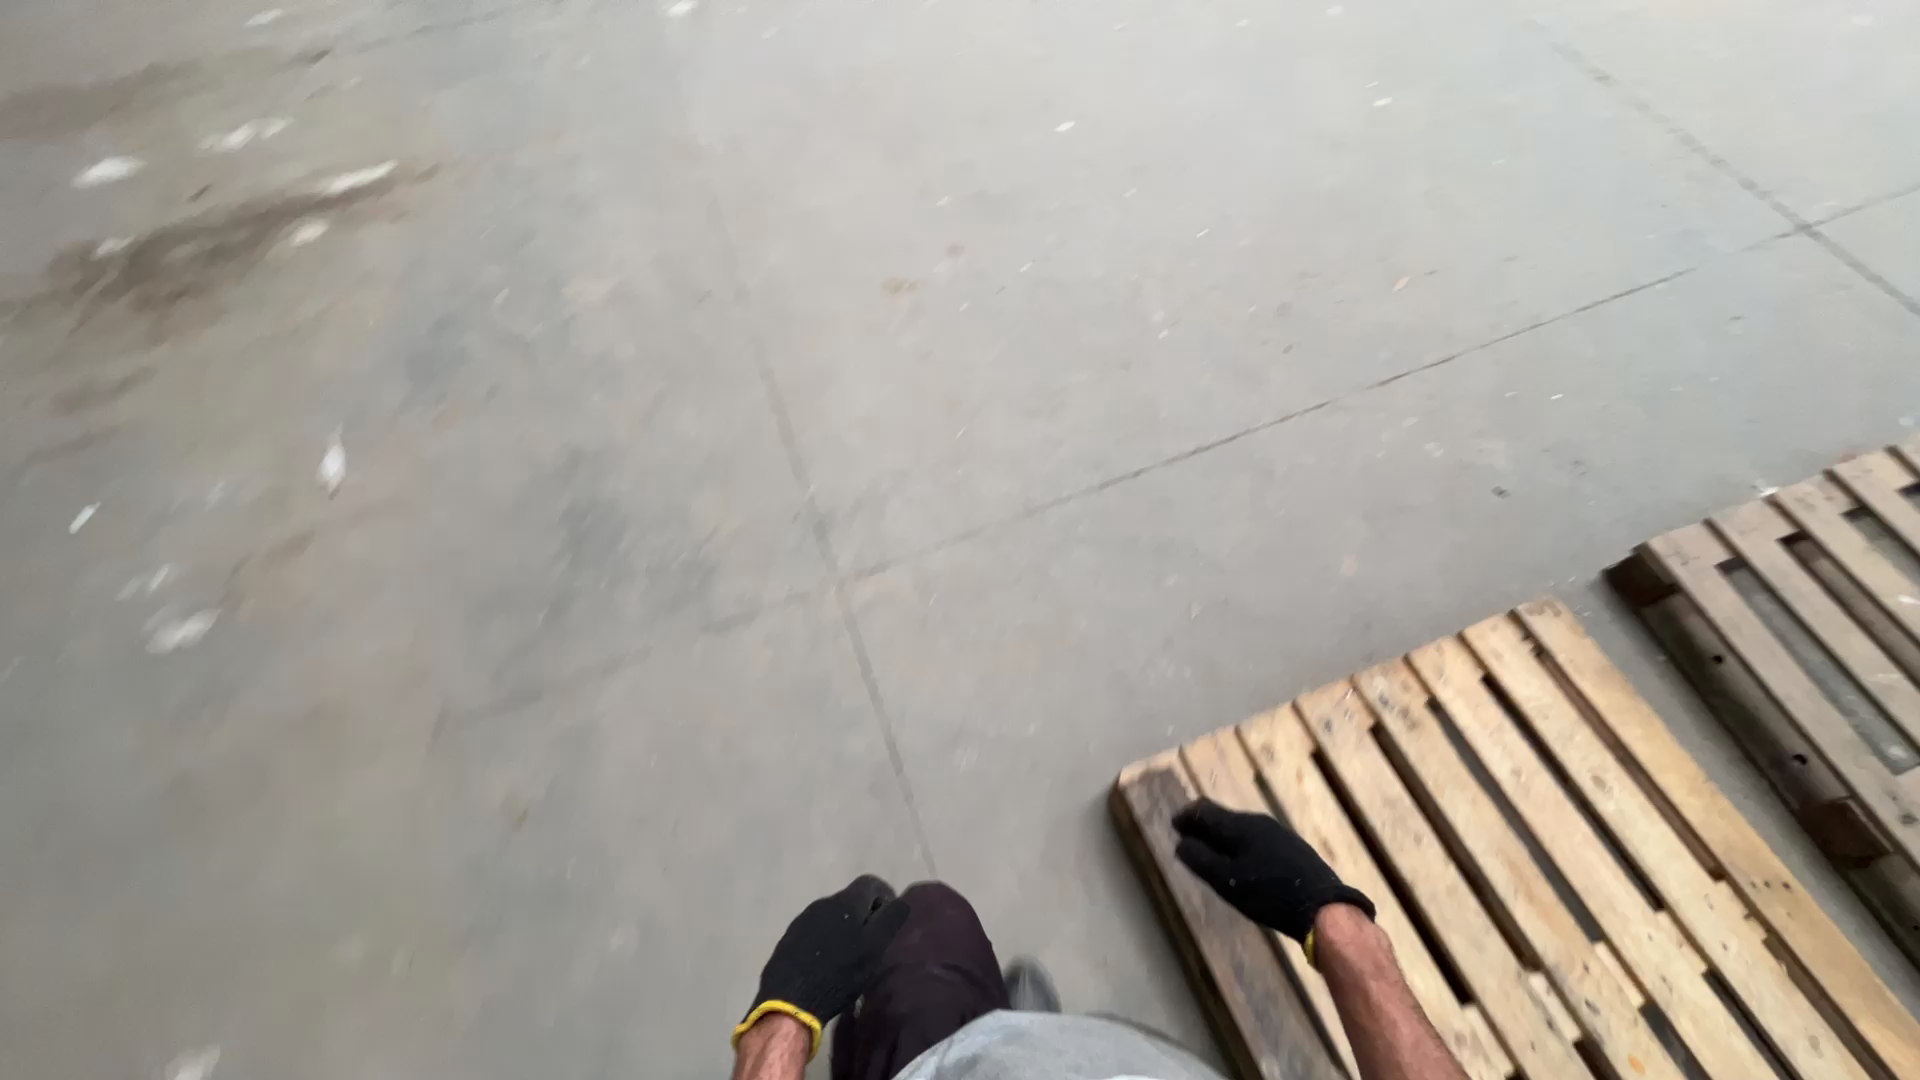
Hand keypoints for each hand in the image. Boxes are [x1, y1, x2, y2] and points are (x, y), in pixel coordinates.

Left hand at [734, 875, 908, 1058]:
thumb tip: (901, 900)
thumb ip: (890, 919)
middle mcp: (823, 902)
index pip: (870, 882)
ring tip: (849, 955)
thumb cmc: (840, 973)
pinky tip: (827, 963)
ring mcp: (803, 919)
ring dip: (844, 928)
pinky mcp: (790, 937)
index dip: (885, 895)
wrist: (791, 1000)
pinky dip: (826, 940)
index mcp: (845, 900)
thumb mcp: (874, 947)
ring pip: (832, 915)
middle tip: (871, 941)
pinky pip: (815, 930)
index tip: (890, 918)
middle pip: (850, 899)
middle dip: (864, 914)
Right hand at [1173, 797, 1373, 942]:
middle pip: (1224, 817)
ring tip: (1213, 852)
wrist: (1325, 909)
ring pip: (1241, 828)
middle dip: (1204, 826)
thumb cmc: (1270, 895)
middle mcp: (1259, 822)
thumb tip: (1181, 844)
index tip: (1174, 825)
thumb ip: (1201, 861)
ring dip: (1222, 837)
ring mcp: (1279, 834)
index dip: (1186, 816)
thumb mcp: (1228, 882)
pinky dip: (1240, 845)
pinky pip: (1256, 839)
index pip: (1205, 810)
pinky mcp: (1293, 850)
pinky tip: (1243, 863)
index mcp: (1240, 825)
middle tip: (1189, 839)